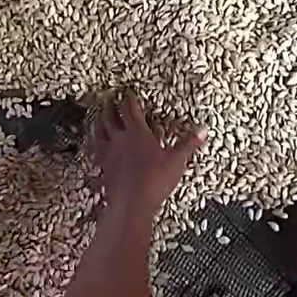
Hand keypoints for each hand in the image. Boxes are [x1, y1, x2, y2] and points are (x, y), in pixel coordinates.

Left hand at [86, 91, 202, 221]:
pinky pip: (94, 152)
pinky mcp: (103, 167)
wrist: (131, 203)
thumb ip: (189, 143)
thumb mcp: (176, 160)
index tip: (128, 92)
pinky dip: (92, 145)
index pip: (130, 109)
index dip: (129, 99)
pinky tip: (94, 147)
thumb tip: (203, 131)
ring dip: (98, 122)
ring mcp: (108, 153)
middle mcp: (119, 139)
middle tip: (109, 99)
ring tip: (97, 117)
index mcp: (137, 132)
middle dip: (110, 107)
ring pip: (98, 131)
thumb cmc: (155, 179)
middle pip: (110, 117)